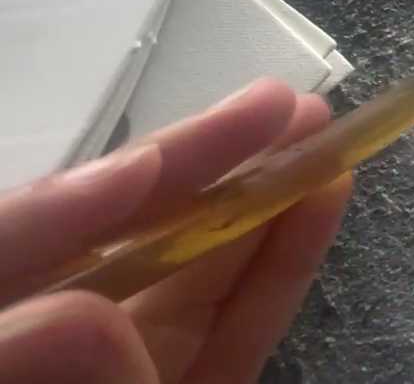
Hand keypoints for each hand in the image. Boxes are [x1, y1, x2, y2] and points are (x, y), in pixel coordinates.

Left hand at [0, 79, 350, 383]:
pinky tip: (333, 191)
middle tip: (272, 104)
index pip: (0, 265)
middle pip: (103, 253)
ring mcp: (122, 367)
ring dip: (259, 192)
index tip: (145, 165)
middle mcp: (51, 355)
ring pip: (183, 274)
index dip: (50, 213)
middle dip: (185, 172)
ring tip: (320, 123)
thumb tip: (70, 320)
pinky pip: (237, 320)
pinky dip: (288, 256)